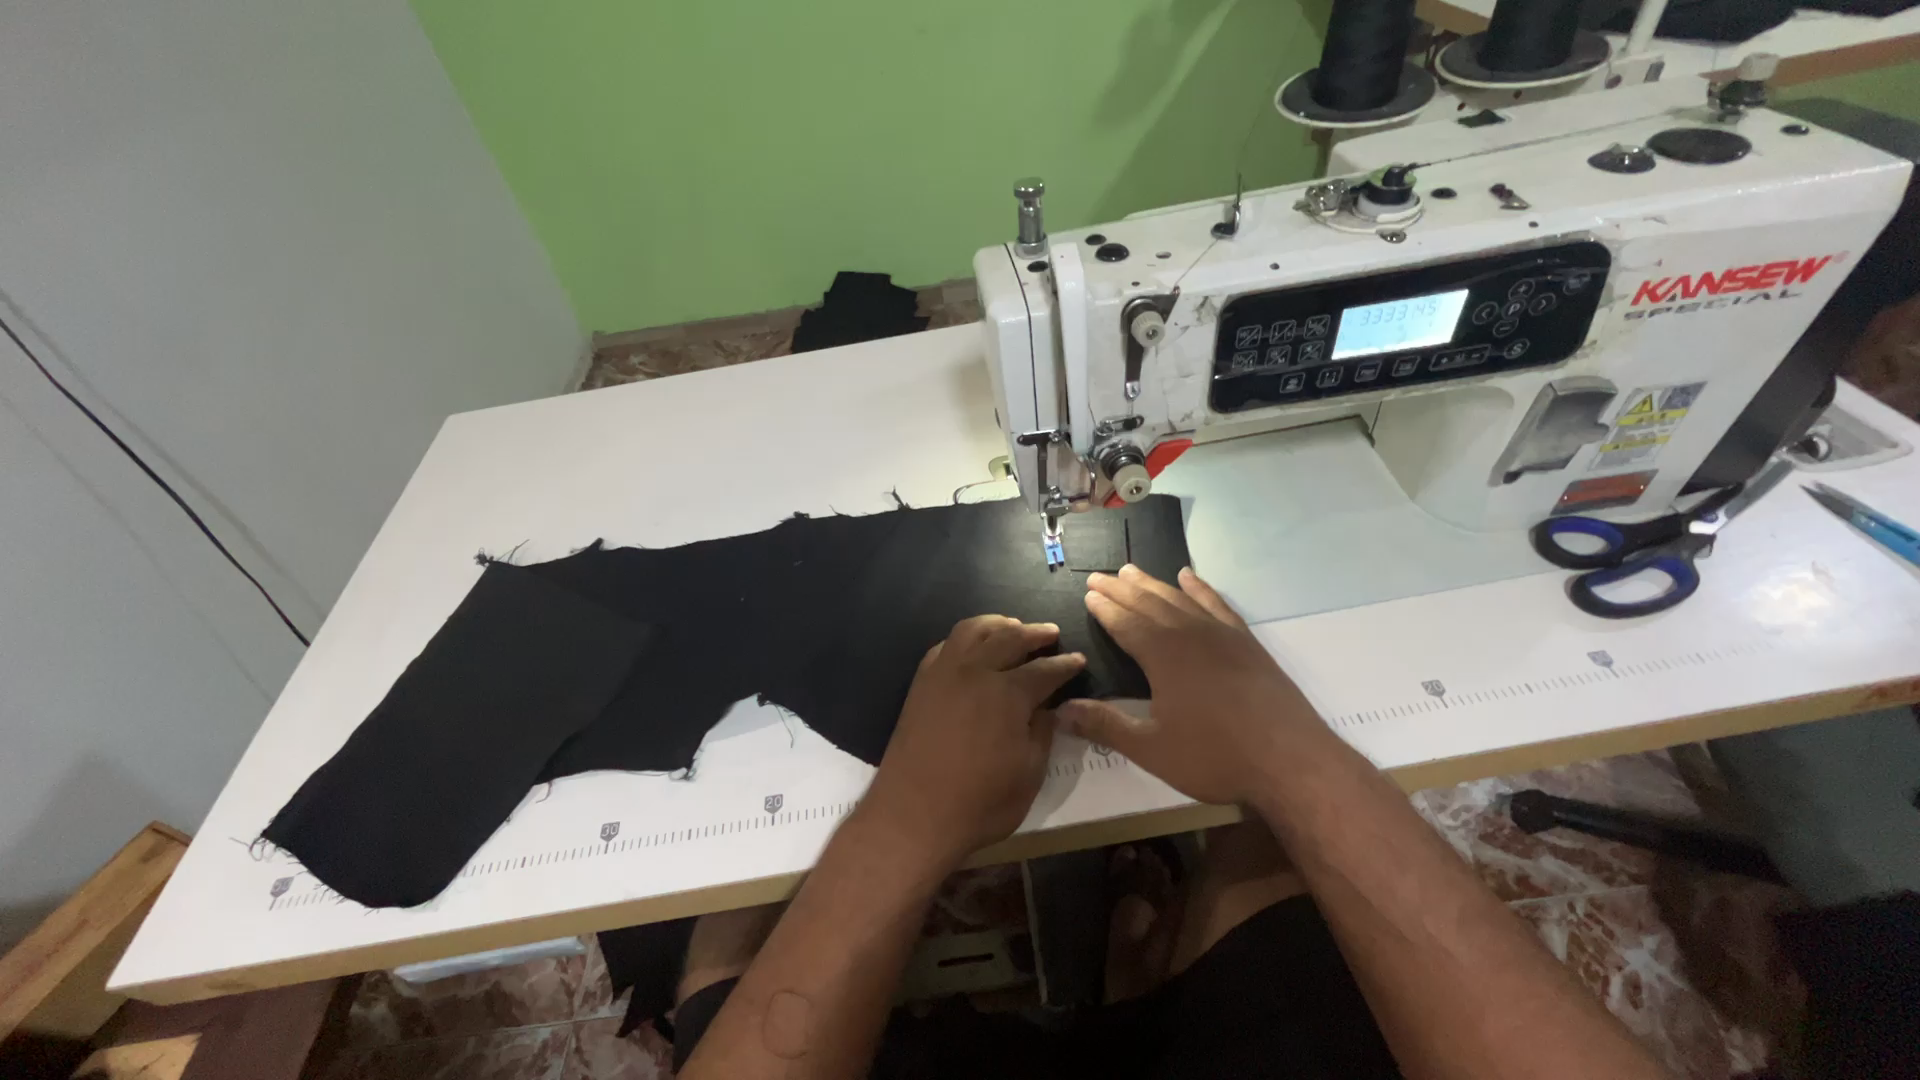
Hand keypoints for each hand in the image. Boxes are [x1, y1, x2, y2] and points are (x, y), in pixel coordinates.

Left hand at [859, 616, 1085, 869]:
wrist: (913, 816)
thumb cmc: (980, 803)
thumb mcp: (1029, 775)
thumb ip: (1042, 733)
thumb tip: (1049, 708)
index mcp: (1008, 693)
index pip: (1045, 669)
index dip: (1065, 664)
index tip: (1078, 659)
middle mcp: (976, 672)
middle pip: (1010, 637)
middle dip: (1034, 634)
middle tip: (1050, 633)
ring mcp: (943, 674)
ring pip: (972, 630)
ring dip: (997, 624)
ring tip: (1012, 627)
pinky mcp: (921, 684)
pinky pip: (945, 646)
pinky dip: (965, 639)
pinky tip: (972, 648)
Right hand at [1057, 565, 1327, 805]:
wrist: (1291, 760)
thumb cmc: (1215, 756)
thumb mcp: (1151, 748)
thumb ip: (1105, 726)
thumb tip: (1061, 711)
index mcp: (1163, 656)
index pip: (1126, 623)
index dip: (1105, 609)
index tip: (1088, 594)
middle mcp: (1190, 635)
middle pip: (1149, 604)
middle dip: (1122, 590)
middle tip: (1099, 576)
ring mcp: (1222, 636)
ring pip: (1180, 599)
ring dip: (1154, 584)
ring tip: (1132, 571)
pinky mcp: (1247, 644)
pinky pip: (1217, 605)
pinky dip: (1201, 589)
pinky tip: (1190, 578)